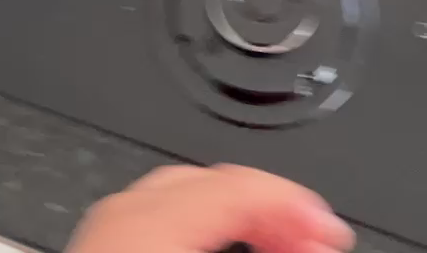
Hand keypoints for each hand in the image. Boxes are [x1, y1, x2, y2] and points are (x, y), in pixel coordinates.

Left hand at [66, 165, 354, 252]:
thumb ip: (265, 243)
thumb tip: (312, 239)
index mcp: (142, 221)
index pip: (234, 184)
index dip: (294, 199)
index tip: (330, 227)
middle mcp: (117, 214)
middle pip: (211, 181)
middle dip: (270, 204)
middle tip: (315, 235)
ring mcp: (100, 229)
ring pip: (185, 195)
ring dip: (240, 212)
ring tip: (280, 240)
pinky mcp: (96, 245)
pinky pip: (158, 216)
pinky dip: (202, 223)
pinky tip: (228, 244)